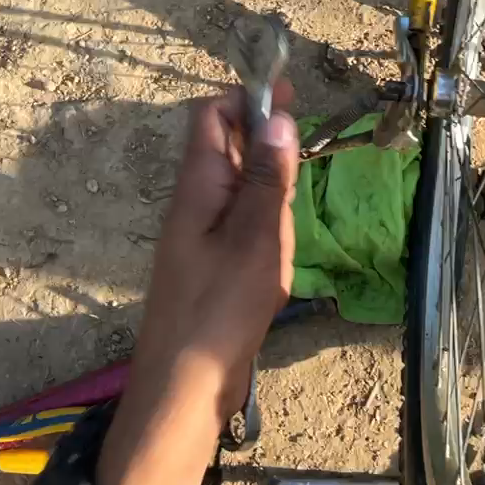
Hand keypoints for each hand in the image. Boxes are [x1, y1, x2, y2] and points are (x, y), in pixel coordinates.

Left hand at [96, 89, 298, 484]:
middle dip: (266, 154)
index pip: (212, 117)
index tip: (292, 97)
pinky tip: (277, 261)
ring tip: (282, 238)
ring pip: (240, 193)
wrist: (185, 387)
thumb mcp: (254, 236)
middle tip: (299, 175)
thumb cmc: (221, 307)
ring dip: (268, 199)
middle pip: (228, 150)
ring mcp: (200, 236)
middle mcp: (194, 202)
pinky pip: (241, 229)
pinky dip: (264, 232)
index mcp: (198, 185)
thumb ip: (267, 177)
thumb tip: (279, 118)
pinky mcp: (212, 266)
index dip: (247, 99)